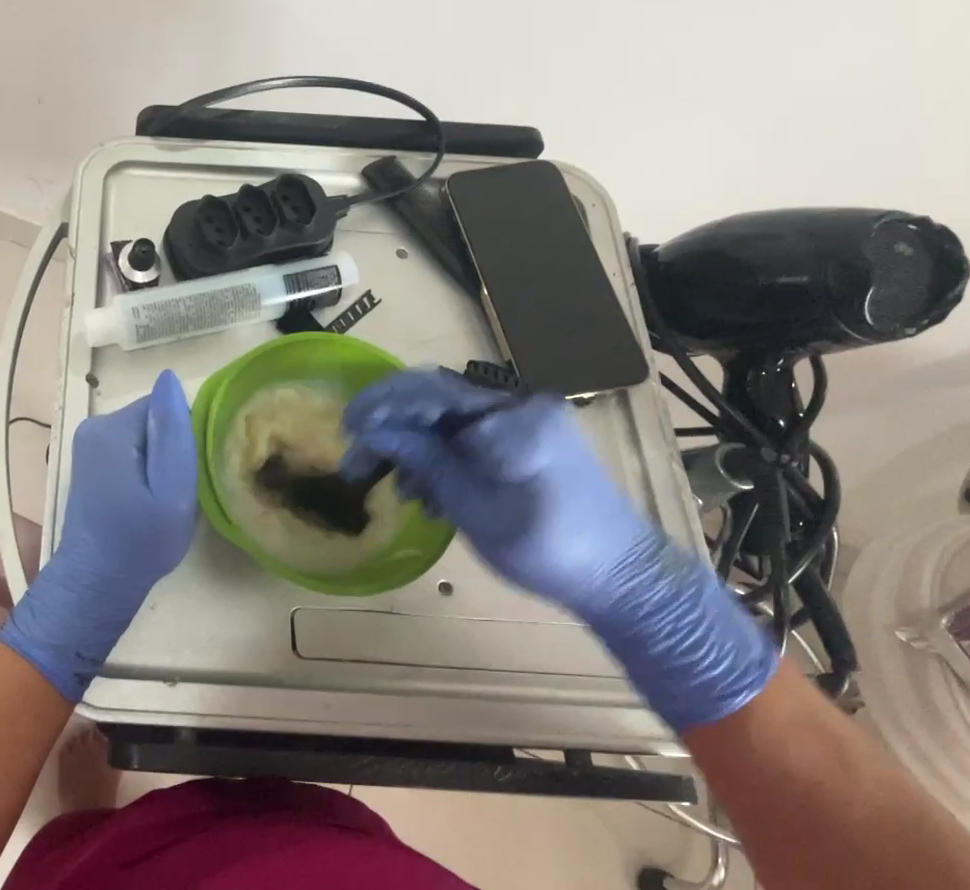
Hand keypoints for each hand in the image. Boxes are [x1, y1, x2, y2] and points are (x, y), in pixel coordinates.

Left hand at [0, 370, 196, 701]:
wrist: (96, 584)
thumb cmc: (139, 543)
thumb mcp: (172, 490)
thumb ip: (174, 434)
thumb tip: (171, 378)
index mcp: (110, 429)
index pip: (164, 407)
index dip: (186, 436)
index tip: (193, 469)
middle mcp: (93, 428)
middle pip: (152, 420)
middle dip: (171, 449)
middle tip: (181, 489)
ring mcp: (87, 446)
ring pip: (143, 437)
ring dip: (159, 462)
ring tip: (166, 497)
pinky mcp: (89, 464)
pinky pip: (129, 451)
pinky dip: (144, 470)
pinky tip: (149, 500)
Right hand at [342, 368, 777, 730]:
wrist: (623, 579)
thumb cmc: (548, 548)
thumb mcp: (475, 508)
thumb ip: (426, 460)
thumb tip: (374, 430)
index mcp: (511, 418)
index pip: (430, 390)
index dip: (381, 404)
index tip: (346, 427)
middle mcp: (518, 406)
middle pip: (435, 400)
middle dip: (391, 428)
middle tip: (356, 464)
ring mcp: (525, 421)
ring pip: (447, 420)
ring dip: (413, 448)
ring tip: (395, 490)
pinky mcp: (527, 440)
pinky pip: (469, 435)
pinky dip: (441, 456)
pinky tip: (427, 492)